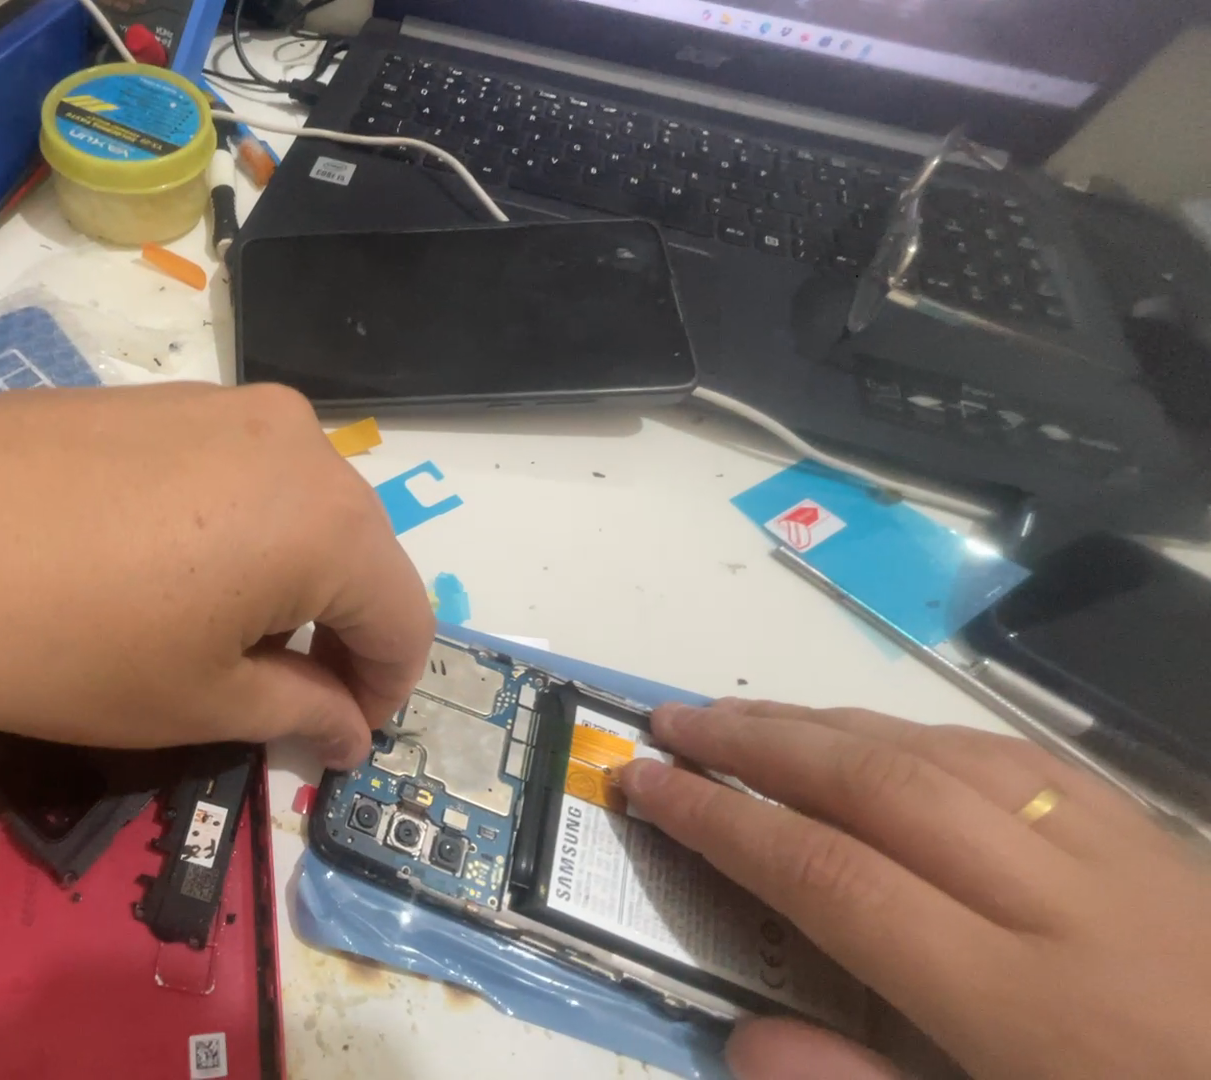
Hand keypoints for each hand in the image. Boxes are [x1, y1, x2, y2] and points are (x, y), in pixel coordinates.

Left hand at [0, 382, 431, 765]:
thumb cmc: (67, 646)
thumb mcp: (199, 703)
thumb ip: (300, 713)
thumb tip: (349, 728)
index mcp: (327, 518)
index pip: (404, 617)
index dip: (384, 687)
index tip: (343, 731)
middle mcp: (294, 439)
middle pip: (356, 552)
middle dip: (336, 630)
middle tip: (280, 692)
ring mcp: (221, 403)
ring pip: (294, 506)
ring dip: (285, 576)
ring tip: (213, 631)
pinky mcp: (158, 396)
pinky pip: (233, 472)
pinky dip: (232, 529)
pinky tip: (159, 567)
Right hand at [618, 699, 1210, 1079]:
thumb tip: (743, 1037)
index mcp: (1040, 1013)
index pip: (830, 878)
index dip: (719, 821)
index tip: (643, 783)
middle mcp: (1079, 912)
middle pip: (877, 788)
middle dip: (753, 746)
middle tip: (670, 723)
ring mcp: (1131, 863)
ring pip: (938, 754)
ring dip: (818, 723)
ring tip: (736, 713)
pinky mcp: (1160, 840)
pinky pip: (1010, 756)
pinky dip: (908, 732)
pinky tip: (861, 731)